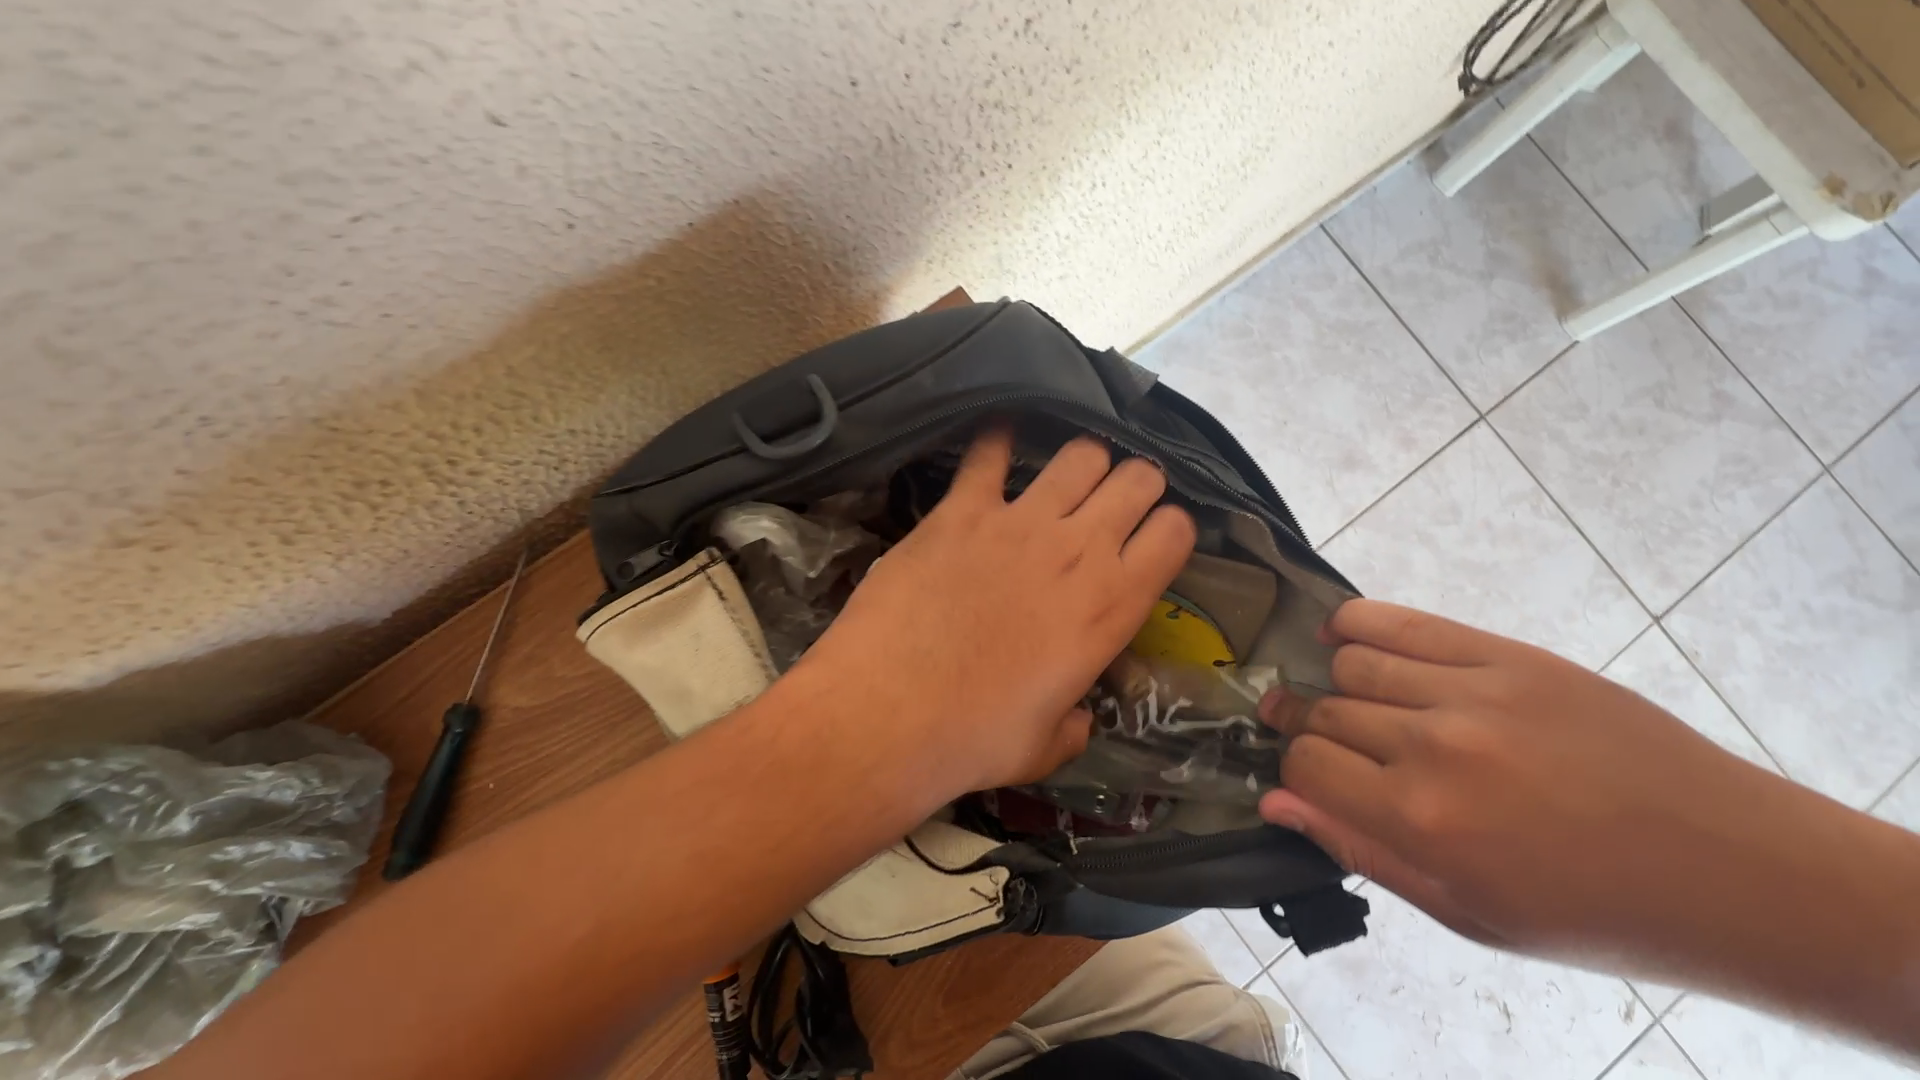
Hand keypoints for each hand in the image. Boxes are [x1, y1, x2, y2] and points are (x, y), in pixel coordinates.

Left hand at [791, 428, 1194, 798]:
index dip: (1170, 529)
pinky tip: (998, 439)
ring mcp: (1018, 522)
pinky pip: (989, 451)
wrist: (888, 714)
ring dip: (1083, 461)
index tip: (1150, 541)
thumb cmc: (974, 739)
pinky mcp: (960, 509)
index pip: (1175, 533)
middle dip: (1136, 484)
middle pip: (1138, 478)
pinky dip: (997, 440)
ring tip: (1066, 478)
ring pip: (1080, 453)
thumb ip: (1072, 724)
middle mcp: (1078, 550)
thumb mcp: (1044, 747)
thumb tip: (1075, 718)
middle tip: (1114, 503)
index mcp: (1112, 606)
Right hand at [1257, 599, 1802, 960]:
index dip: (1292, 767)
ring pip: (1352, 661)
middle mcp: (1434, 747)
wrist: (1732, 870)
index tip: (1304, 773)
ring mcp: (1475, 692)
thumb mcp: (1465, 912)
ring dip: (1334, 680)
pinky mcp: (1512, 658)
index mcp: (1421, 822)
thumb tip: (1274, 801)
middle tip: (1300, 727)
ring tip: (1344, 696)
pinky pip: (1404, 622)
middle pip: (1323, 712)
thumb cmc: (1589, 911)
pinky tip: (1341, 632)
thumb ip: (1360, 849)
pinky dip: (1357, 623)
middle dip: (1302, 722)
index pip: (1306, 764)